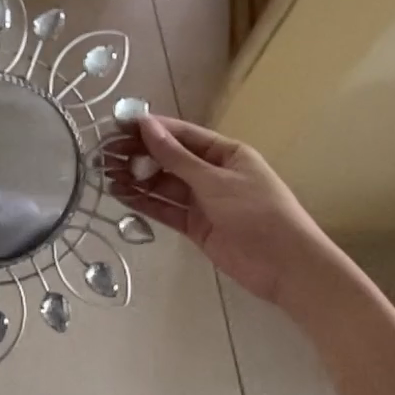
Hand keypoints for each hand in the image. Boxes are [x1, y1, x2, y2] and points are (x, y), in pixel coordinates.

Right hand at [106, 115, 352, 311]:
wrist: (289, 269)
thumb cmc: (259, 214)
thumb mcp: (216, 181)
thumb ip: (176, 156)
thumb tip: (145, 125)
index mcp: (225, 154)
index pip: (181, 134)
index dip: (150, 129)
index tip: (117, 126)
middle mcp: (212, 173)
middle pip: (168, 159)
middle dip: (138, 155)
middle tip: (105, 154)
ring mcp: (204, 200)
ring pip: (163, 184)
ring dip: (137, 179)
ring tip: (105, 175)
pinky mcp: (196, 226)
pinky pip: (165, 209)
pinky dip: (144, 202)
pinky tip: (120, 196)